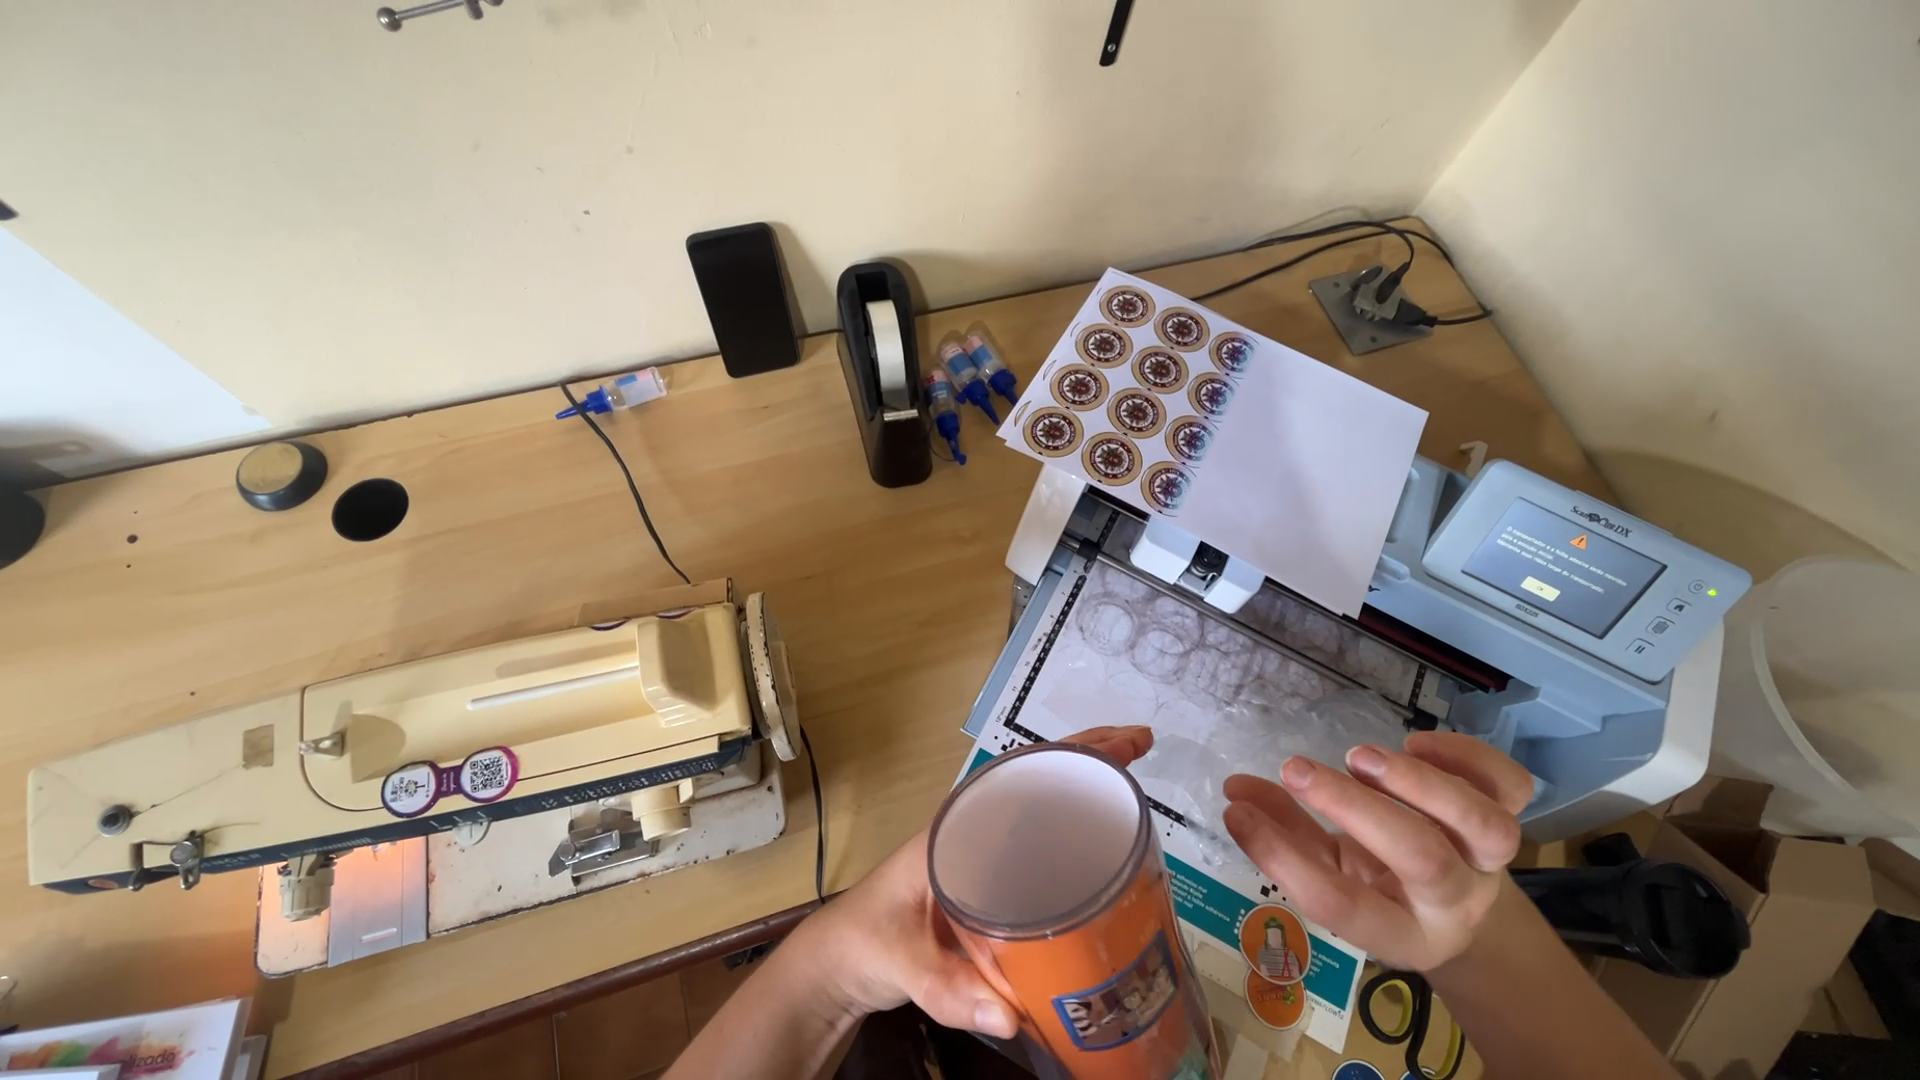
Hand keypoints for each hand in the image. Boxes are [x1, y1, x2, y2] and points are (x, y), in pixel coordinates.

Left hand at [801, 725, 1155, 1039]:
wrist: (838, 966)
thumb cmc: (863, 941)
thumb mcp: (900, 960)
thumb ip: (945, 985)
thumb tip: (1011, 1014)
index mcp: (958, 828)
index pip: (1021, 771)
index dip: (1073, 752)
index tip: (1123, 743)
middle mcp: (977, 832)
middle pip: (1041, 782)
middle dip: (1091, 764)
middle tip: (1144, 753)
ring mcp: (986, 858)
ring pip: (1044, 815)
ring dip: (1086, 799)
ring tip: (1136, 797)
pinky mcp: (993, 888)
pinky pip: (1041, 854)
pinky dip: (1074, 844)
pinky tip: (1104, 858)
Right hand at [1221, 731, 1532, 972]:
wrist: (1458, 903)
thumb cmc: (1376, 886)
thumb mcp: (1328, 875)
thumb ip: (1283, 835)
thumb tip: (1234, 792)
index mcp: (1400, 930)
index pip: (1340, 905)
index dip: (1283, 859)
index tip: (1237, 811)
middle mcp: (1452, 901)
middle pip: (1420, 857)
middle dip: (1354, 807)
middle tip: (1295, 770)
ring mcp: (1488, 859)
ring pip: (1485, 825)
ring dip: (1419, 782)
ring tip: (1358, 756)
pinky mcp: (1506, 815)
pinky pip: (1509, 786)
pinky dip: (1468, 757)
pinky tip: (1415, 742)